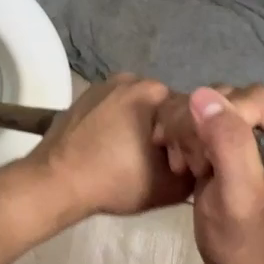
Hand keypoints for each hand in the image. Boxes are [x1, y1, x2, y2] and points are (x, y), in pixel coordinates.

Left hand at [27, 75, 188, 217]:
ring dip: (141, 126)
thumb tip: (207, 157)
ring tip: (135, 157)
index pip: (190, 112)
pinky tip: (112, 149)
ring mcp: (102, 85)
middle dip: (166, 130)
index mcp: (152, 92)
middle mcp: (128, 79)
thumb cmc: (115, 180)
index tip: (184, 162)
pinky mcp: (82, 98)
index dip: (192, 139)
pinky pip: (113, 109)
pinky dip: (118, 124)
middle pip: (162, 107)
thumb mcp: (172, 185)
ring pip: (136, 107)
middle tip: (162, 162)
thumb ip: (199, 167)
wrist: (56, 181)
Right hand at [156, 84, 263, 263]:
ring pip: (214, 104)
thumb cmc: (249, 249)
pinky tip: (181, 161)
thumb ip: (228, 145)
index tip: (203, 158)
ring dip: (187, 130)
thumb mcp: (238, 199)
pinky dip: (183, 134)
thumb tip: (203, 95)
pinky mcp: (239, 147)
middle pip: (232, 98)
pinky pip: (204, 118)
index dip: (221, 119)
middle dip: (200, 125)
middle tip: (190, 164)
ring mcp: (262, 139)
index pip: (256, 100)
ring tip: (184, 164)